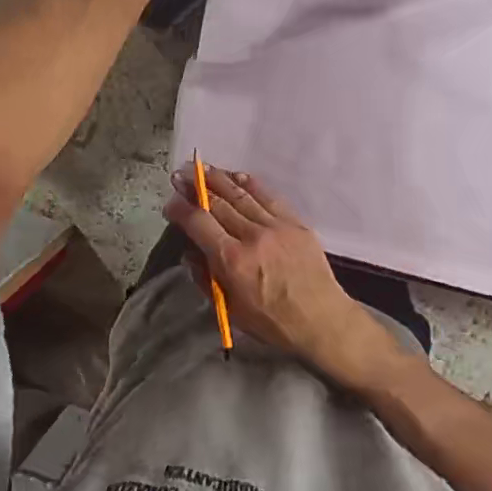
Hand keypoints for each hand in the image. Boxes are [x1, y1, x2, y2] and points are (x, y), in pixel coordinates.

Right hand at [165, 164, 408, 389]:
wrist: (321, 320)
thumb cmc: (272, 322)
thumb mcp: (229, 308)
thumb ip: (206, 278)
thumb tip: (190, 254)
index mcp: (231, 260)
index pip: (198, 223)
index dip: (180, 208)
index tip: (170, 202)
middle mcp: (251, 236)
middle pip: (218, 203)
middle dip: (195, 187)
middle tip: (180, 175)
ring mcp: (275, 226)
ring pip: (241, 195)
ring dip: (219, 179)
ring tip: (203, 168)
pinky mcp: (295, 223)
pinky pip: (268, 197)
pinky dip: (251, 184)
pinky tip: (237, 176)